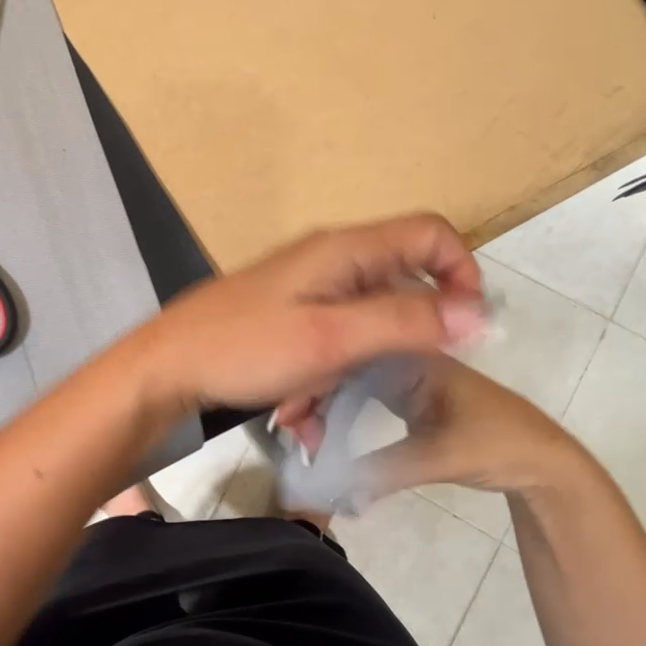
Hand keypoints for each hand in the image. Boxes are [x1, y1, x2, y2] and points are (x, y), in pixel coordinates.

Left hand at [122, 214, 486, 413]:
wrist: (167, 366)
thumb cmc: (244, 348)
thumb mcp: (331, 338)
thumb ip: (405, 320)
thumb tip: (479, 310)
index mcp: (343, 251)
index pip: (430, 235)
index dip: (461, 273)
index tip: (465, 328)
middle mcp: (329, 260)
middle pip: (400, 283)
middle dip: (403, 338)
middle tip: (390, 383)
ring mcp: (306, 288)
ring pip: (365, 322)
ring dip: (356, 368)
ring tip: (321, 407)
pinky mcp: (288, 315)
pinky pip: (332, 339)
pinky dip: (327, 374)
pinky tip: (300, 410)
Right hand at [278, 355, 594, 502]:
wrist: (547, 466)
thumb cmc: (498, 446)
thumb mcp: (438, 457)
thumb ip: (382, 470)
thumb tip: (326, 485)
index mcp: (413, 356)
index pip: (350, 357)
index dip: (315, 382)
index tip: (288, 413)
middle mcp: (405, 356)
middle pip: (346, 367)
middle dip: (313, 393)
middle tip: (286, 426)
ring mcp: (407, 375)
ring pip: (352, 382)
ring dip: (326, 404)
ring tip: (296, 430)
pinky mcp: (410, 396)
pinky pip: (365, 396)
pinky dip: (343, 412)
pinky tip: (322, 431)